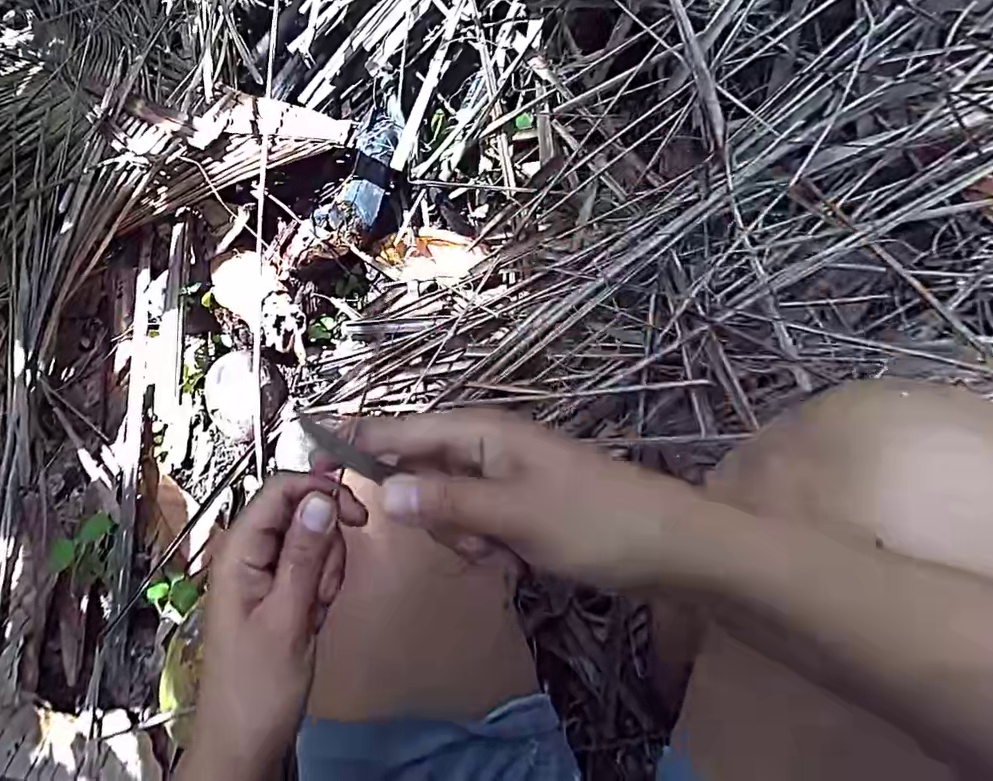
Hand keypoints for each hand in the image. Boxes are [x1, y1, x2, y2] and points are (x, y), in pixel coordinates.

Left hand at [180, 472, 366, 778]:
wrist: (245, 745)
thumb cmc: (256, 690)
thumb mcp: (286, 618)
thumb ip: (304, 554)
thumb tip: (321, 496)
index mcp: (239, 549)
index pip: (279, 489)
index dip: (318, 489)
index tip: (354, 512)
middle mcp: (250, 550)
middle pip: (300, 511)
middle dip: (324, 544)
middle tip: (322, 588)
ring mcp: (265, 569)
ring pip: (311, 538)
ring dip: (324, 569)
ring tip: (314, 609)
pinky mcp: (280, 587)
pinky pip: (312, 565)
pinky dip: (322, 584)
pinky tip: (314, 614)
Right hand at [354, 408, 707, 588]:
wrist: (675, 547)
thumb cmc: (594, 521)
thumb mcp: (516, 515)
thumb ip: (445, 503)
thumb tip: (384, 492)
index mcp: (475, 430)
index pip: (398, 430)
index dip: (356, 443)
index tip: (317, 458)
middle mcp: (479, 444)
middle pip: (416, 474)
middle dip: (433, 515)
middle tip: (475, 542)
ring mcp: (495, 473)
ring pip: (441, 504)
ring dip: (462, 536)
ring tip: (505, 553)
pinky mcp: (511, 500)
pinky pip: (470, 521)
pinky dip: (483, 544)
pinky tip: (516, 560)